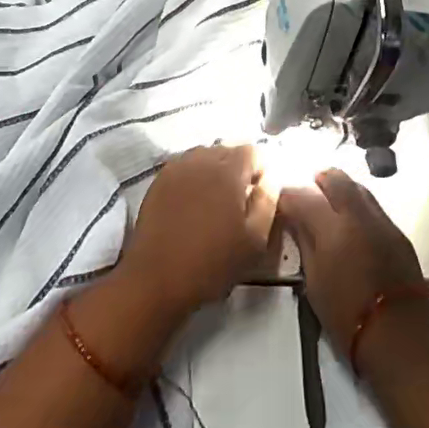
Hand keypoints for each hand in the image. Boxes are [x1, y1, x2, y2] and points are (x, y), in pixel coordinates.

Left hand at [118, 144, 277, 316]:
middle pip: (228, 150)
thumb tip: (270, 177)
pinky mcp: (159, 179)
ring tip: (216, 203)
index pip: (253, 151)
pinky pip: (185, 166)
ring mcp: (177, 167)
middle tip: (239, 202)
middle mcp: (201, 159)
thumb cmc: (212, 262)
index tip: (259, 195)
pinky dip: (194, 177)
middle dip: (239, 169)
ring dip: (215, 171)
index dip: (261, 170)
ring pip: (205, 156)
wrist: (157, 277)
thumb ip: (268, 201)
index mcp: (228, 170)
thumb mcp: (255, 239)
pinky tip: (193, 204)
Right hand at [279, 169, 428, 366]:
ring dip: (341, 189)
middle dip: (318, 181)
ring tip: (329, 204)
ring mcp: (382, 223)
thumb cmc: (348, 317)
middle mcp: (359, 216)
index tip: (279, 201)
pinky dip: (358, 205)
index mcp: (332, 228)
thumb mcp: (314, 281)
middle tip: (307, 192)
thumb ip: (304, 242)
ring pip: (358, 188)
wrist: (401, 340)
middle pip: (336, 179)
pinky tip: (352, 223)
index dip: (287, 196)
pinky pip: (373, 207)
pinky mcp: (399, 234)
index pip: (302, 196)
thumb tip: (295, 220)